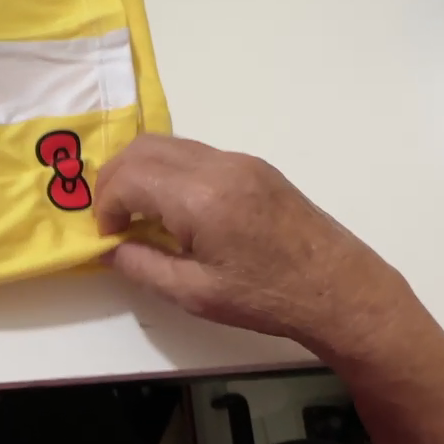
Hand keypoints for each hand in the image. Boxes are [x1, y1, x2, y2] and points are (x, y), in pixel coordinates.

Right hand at [96, 136, 415, 359]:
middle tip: (112, 222)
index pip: (128, 179)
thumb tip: (106, 247)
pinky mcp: (252, 167)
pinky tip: (169, 211)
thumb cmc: (264, 298)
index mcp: (202, 199)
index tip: (108, 238)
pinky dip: (164, 173)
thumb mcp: (192, 293)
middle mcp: (219, 166)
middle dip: (113, 182)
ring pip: (166, 145)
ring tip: (136, 216)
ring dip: (137, 174)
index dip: (105, 207)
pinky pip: (191, 154)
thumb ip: (140, 265)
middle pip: (142, 149)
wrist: (338, 290)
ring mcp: (238, 161)